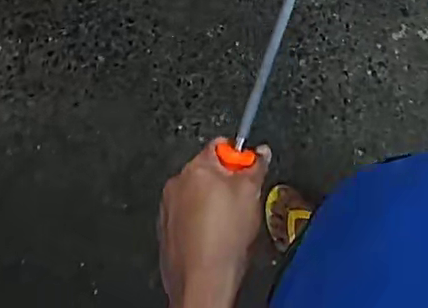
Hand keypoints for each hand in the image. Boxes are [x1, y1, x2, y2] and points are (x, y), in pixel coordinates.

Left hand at [158, 139, 270, 307]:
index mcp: (197, 167)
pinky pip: (186, 219)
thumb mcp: (251, 195)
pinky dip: (199, 224)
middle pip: (207, 171)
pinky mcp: (167, 231)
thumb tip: (261, 153)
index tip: (248, 170)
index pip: (219, 146)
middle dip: (225, 183)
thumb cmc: (223, 239)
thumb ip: (256, 168)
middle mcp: (177, 182)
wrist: (203, 282)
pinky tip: (213, 240)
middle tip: (241, 202)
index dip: (238, 158)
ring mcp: (169, 208)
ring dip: (211, 204)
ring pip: (196, 196)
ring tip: (228, 226)